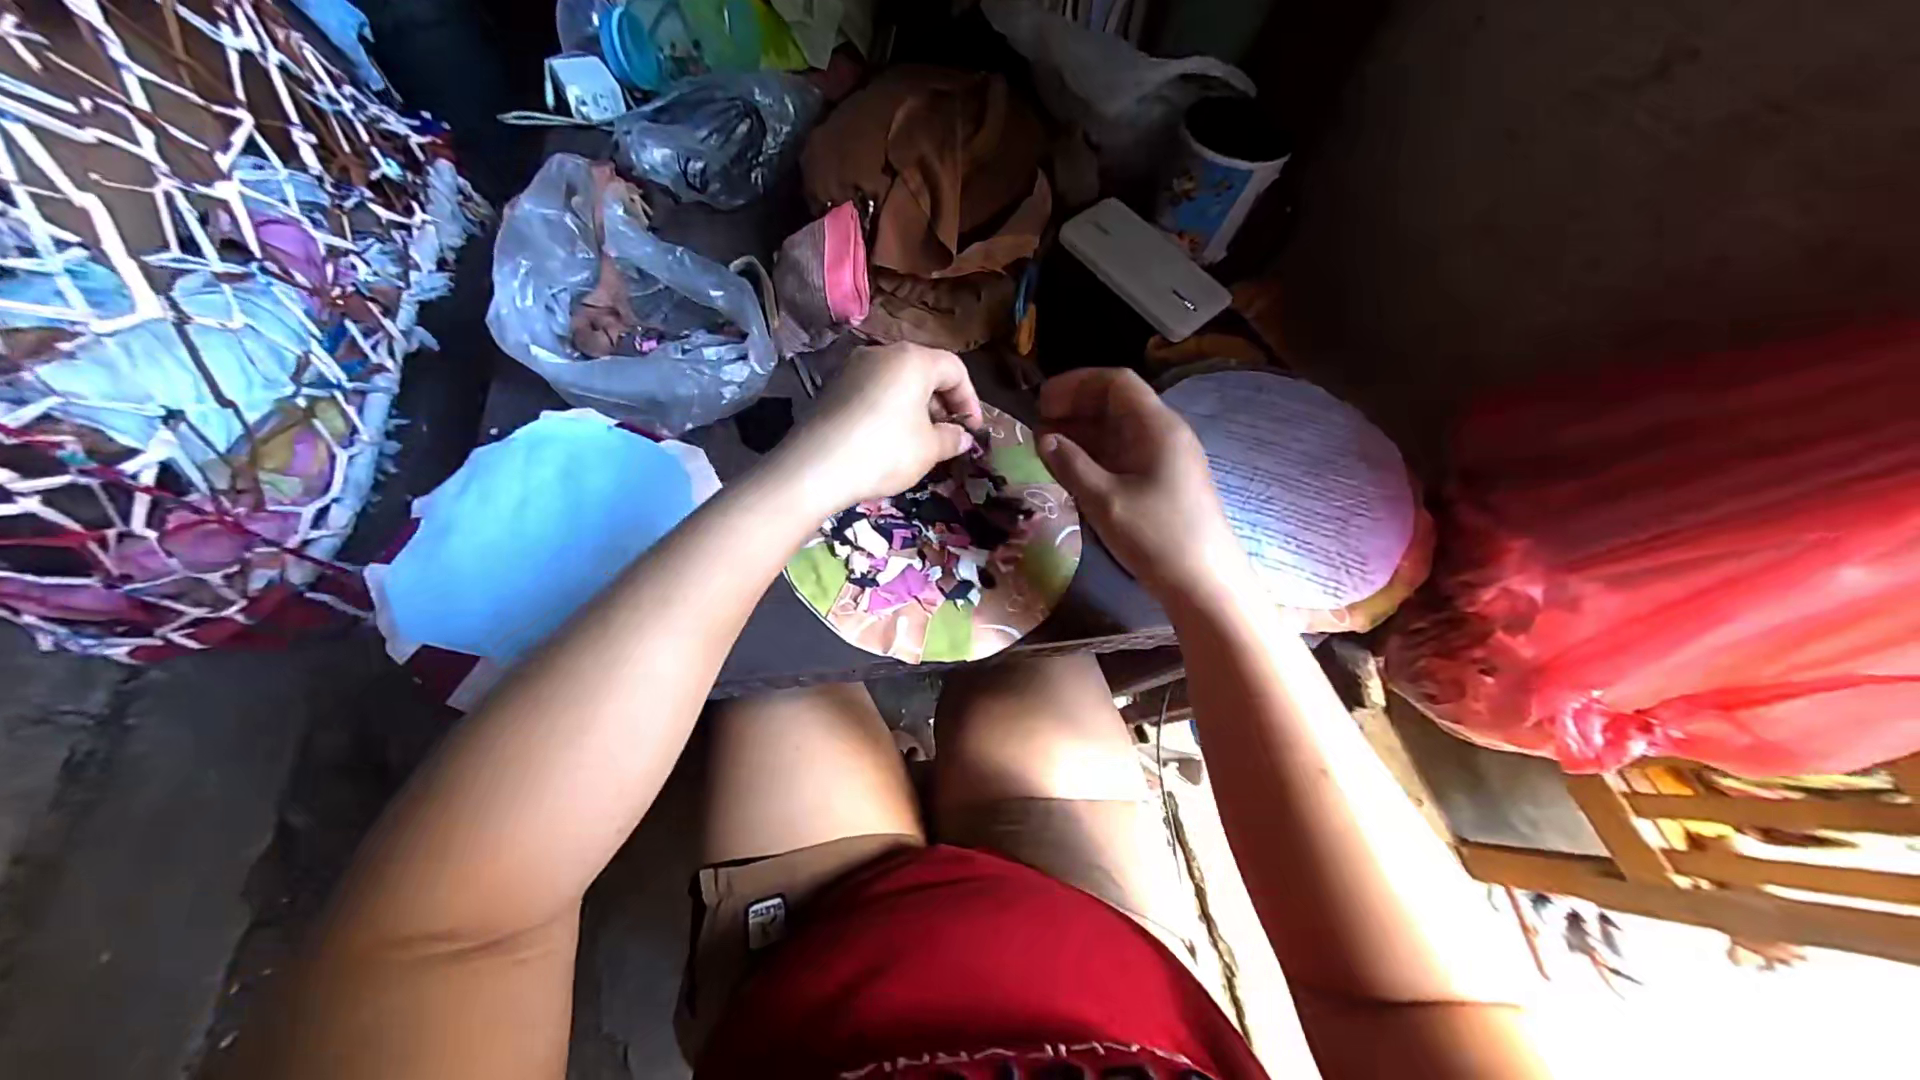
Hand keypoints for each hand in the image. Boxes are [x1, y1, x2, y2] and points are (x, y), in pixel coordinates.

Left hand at [774, 343, 984, 515]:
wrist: (815, 468)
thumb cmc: (884, 452)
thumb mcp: (928, 449)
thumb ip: (951, 438)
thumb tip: (962, 436)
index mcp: (912, 359)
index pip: (955, 369)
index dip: (970, 400)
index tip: (972, 430)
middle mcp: (881, 353)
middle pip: (923, 370)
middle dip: (942, 402)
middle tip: (948, 434)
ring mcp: (852, 368)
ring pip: (896, 381)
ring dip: (915, 406)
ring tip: (919, 440)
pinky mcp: (832, 388)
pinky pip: (872, 392)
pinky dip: (888, 409)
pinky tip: (887, 439)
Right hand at [1037, 368, 1249, 604]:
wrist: (1204, 583)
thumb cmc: (1156, 537)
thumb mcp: (1105, 500)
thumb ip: (1071, 464)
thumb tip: (1043, 437)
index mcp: (1157, 426)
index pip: (1115, 382)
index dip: (1075, 384)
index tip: (1042, 402)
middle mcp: (1164, 434)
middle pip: (1116, 403)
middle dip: (1074, 408)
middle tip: (1037, 427)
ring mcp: (1164, 458)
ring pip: (1118, 430)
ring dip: (1082, 433)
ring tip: (1046, 448)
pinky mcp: (1162, 481)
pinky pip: (1124, 454)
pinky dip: (1095, 455)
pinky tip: (1071, 469)